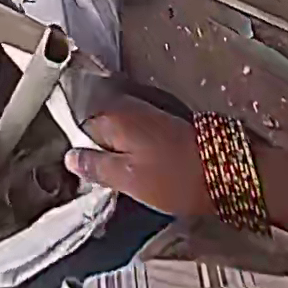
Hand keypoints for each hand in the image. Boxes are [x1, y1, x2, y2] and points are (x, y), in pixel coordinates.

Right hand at [64, 95, 212, 216]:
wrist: (219, 168)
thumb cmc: (170, 177)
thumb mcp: (127, 179)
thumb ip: (95, 166)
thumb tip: (69, 157)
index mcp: (112, 118)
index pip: (80, 128)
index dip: (78, 150)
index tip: (81, 174)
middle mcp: (125, 107)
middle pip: (98, 127)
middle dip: (95, 148)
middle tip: (99, 179)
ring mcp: (144, 112)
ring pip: (115, 131)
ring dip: (113, 150)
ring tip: (117, 176)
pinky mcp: (158, 121)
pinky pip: (131, 132)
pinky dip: (128, 147)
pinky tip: (134, 166)